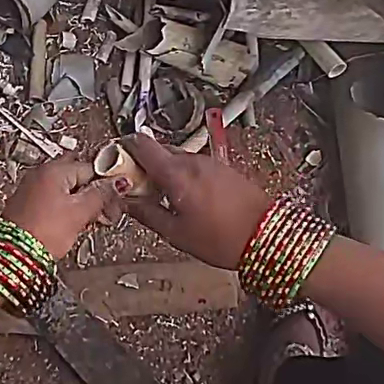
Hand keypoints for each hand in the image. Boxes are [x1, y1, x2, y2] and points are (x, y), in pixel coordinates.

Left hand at [0, 156, 124, 259]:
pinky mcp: (27, 205)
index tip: (113, 201)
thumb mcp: (80, 213)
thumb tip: (118, 183)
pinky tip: (70, 224)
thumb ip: (101, 195)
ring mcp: (32, 189)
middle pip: (77, 176)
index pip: (90, 168)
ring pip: (65, 189)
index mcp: (54, 170)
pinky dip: (65, 209)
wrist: (13, 256)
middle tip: (103, 211)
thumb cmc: (42, 233)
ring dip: (79, 202)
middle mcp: (40, 174)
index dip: (105, 185)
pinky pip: (53, 200)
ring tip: (87, 221)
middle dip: (92, 192)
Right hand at [118, 134, 274, 268]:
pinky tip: (186, 198)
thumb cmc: (222, 239)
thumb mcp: (176, 233)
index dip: (125, 149)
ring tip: (163, 198)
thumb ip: (147, 214)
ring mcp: (210, 163)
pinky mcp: (223, 169)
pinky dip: (183, 175)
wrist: (267, 237)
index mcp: (176, 174)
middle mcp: (193, 161)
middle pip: (159, 151)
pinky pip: (194, 165)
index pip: (142, 145)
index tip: (116, 162)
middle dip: (144, 165)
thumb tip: (127, 204)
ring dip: (165, 171)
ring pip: (177, 158)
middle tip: (137, 188)